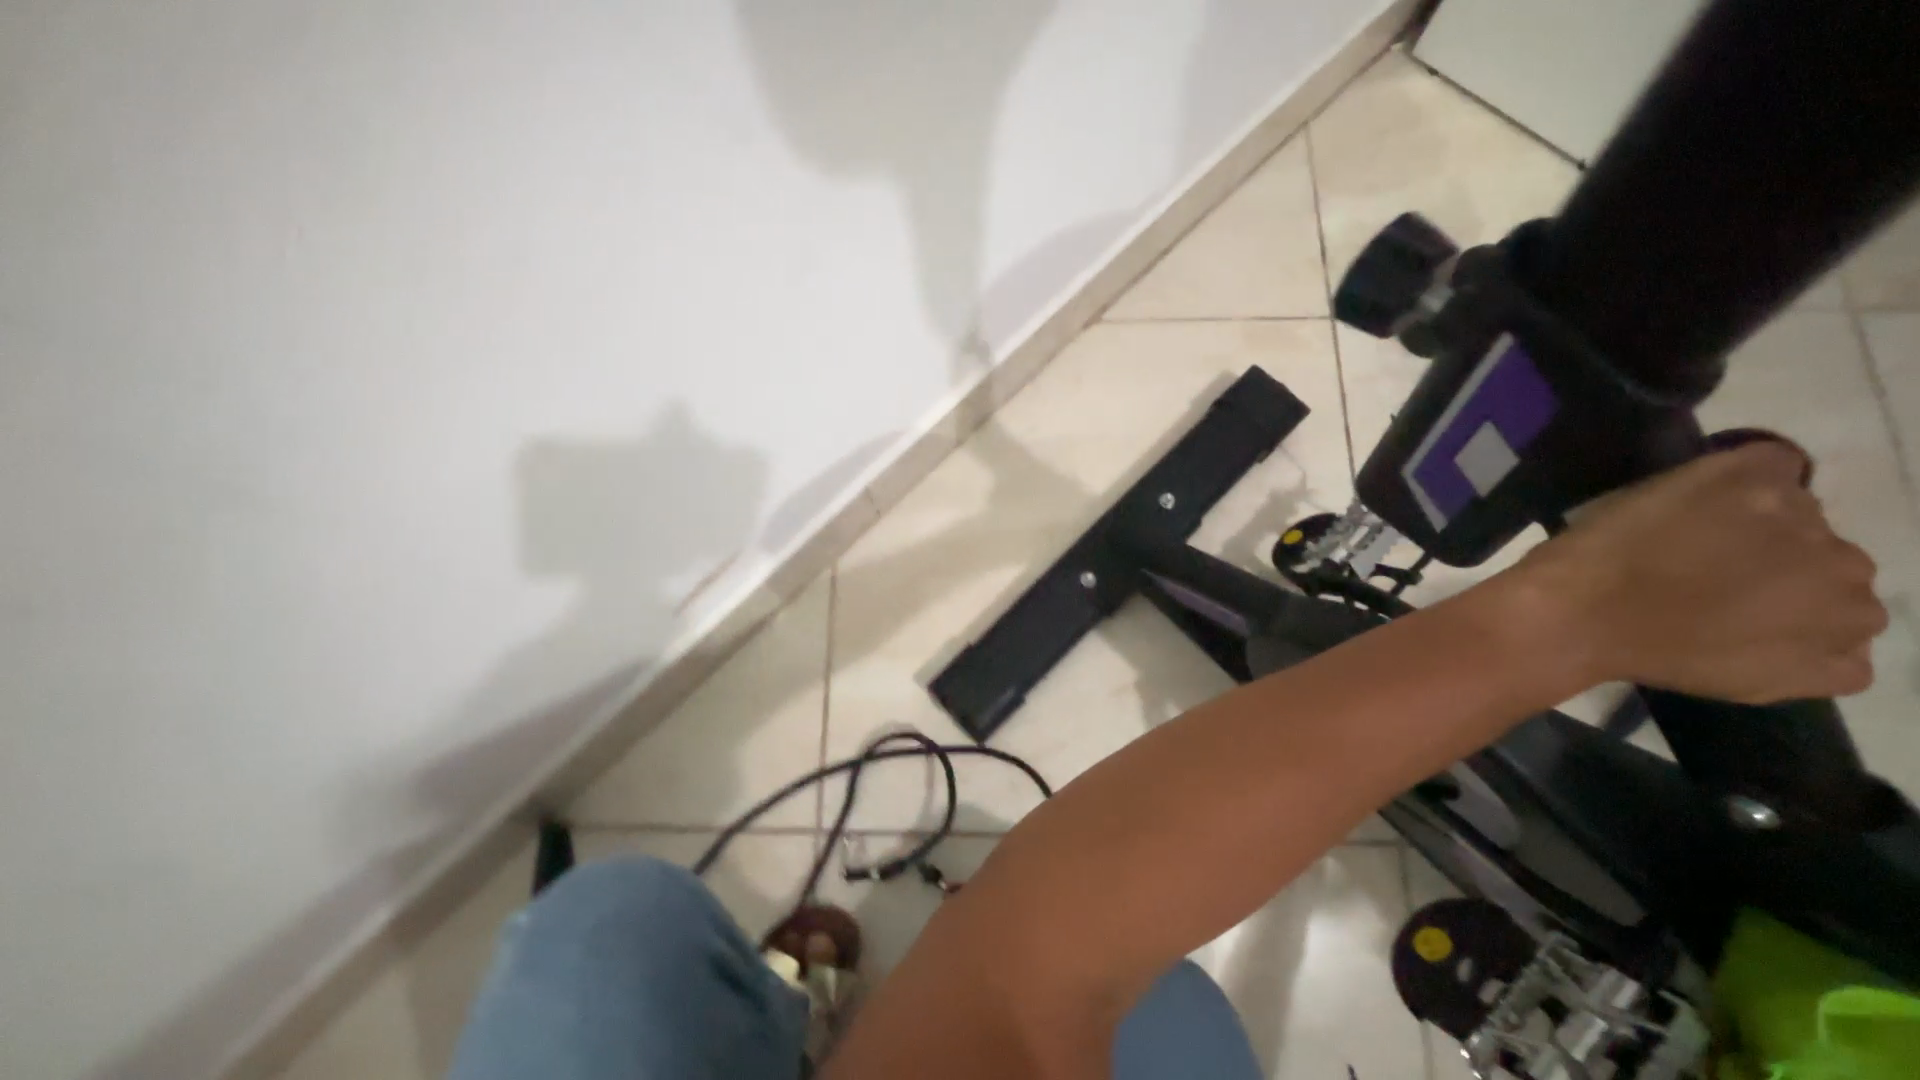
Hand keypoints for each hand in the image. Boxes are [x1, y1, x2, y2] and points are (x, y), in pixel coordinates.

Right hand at [1516, 441, 1887, 703]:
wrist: (1579, 619)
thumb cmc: (1604, 550)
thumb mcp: (1655, 488)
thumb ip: (1721, 482)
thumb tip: (1748, 503)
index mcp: (1776, 486)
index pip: (1780, 481)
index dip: (1743, 508)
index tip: (1700, 529)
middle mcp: (1832, 544)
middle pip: (1821, 546)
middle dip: (1780, 560)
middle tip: (1709, 581)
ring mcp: (1843, 614)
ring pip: (1844, 603)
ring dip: (1803, 608)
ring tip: (1729, 623)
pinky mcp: (1828, 668)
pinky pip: (1844, 662)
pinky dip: (1808, 659)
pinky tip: (1751, 655)